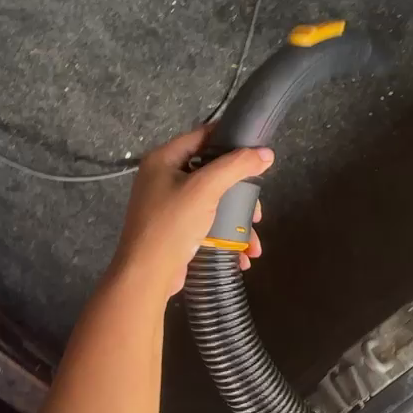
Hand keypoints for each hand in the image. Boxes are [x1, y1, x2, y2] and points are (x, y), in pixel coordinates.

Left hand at [109, 126, 271, 295]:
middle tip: (256, 208)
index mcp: (163, 160)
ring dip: (237, 220)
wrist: (146, 275)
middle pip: (212, 173)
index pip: (202, 137)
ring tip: (252, 240)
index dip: (230, 140)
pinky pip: (207, 223)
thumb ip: (236, 167)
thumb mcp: (205, 189)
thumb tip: (265, 154)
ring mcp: (170, 206)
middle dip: (240, 192)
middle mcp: (164, 178)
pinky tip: (242, 253)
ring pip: (214, 202)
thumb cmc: (172, 225)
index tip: (256, 151)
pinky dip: (225, 235)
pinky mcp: (176, 229)